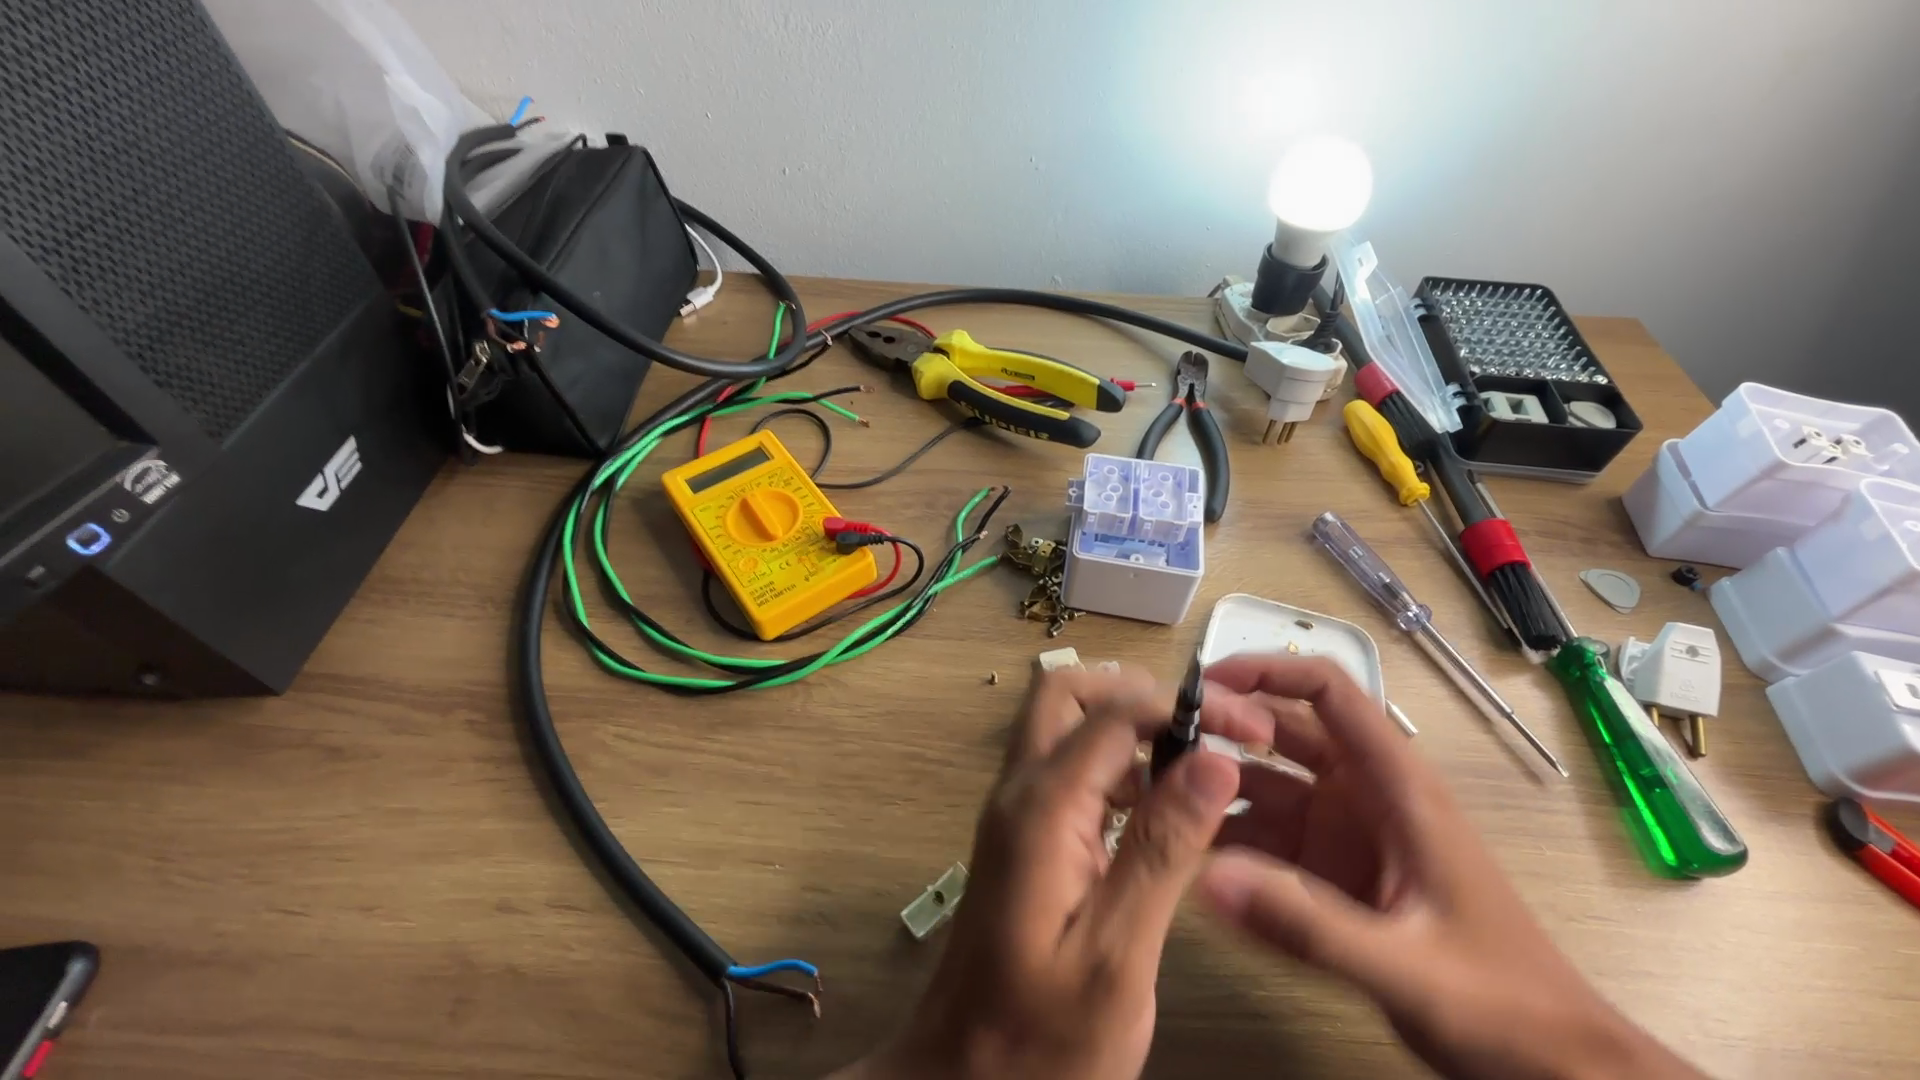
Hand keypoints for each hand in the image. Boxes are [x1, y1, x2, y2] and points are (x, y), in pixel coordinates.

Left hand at [839, 665, 1241, 1079]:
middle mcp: (1018, 792)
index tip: (1248, 729)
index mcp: (1040, 809)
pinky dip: (1116, 767)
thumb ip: (1162, 850)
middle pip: (1065, 695)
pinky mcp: (1024, 839)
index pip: (1112, 715)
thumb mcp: (1117, 952)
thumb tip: (1214, 760)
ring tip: (1199, 763)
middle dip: (1137, 694)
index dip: (1182, 707)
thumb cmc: (1044, 1035)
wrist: (964, 1078)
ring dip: (1128, 727)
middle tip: (1207, 729)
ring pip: (1065, 728)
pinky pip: (1068, 773)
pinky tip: (1163, 808)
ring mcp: (1015, 814)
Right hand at [1194, 655, 1703, 1079]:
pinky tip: (1188, 858)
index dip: (1268, 671)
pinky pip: (1270, 840)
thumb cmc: (1501, 1004)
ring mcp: (1347, 835)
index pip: (1331, 693)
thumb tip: (1206, 877)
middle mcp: (1365, 796)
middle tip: (1158, 748)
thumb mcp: (1407, 969)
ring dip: (1219, 788)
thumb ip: (1308, 926)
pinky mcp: (1333, 874)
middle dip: (1224, 730)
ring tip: (1157, 802)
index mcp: (1397, 788)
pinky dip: (1230, 841)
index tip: (1205, 686)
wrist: (1553, 1066)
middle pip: (1285, 733)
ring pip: (1268, 787)